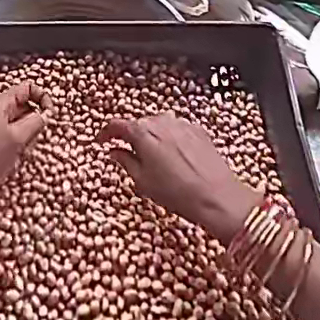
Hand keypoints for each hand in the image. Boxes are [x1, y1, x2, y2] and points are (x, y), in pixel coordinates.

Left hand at [0, 82, 46, 186]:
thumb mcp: (19, 136)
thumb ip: (37, 120)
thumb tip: (47, 112)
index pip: (27, 88)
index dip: (42, 98)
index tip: (49, 115)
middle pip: (24, 105)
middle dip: (34, 120)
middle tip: (32, 137)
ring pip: (19, 121)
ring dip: (27, 133)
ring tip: (22, 149)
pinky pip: (11, 134)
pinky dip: (18, 142)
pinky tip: (15, 155)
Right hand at [99, 112, 260, 243]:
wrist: (217, 197)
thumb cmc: (179, 193)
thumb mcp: (142, 181)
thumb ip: (125, 161)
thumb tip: (114, 152)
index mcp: (142, 132)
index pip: (116, 125)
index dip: (106, 133)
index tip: (101, 141)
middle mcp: (161, 122)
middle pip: (138, 124)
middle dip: (131, 137)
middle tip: (127, 154)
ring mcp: (181, 124)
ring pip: (158, 125)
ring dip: (151, 137)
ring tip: (153, 160)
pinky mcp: (198, 130)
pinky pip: (176, 130)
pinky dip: (169, 139)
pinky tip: (173, 158)